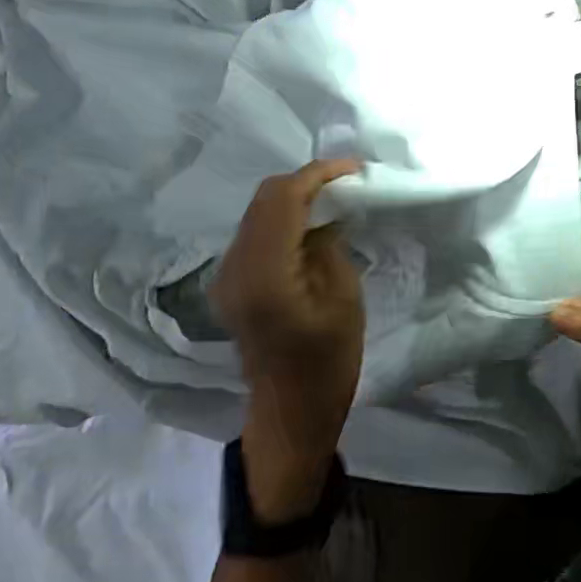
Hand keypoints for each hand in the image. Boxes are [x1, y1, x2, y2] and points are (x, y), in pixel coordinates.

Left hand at [210, 158, 364, 521]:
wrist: (290, 413)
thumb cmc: (328, 363)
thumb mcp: (344, 300)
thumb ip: (329, 247)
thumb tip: (326, 214)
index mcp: (265, 273)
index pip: (284, 200)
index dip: (318, 175)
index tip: (354, 168)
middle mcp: (235, 266)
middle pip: (264, 199)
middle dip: (305, 182)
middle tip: (346, 182)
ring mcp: (226, 275)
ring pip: (257, 212)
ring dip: (293, 198)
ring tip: (333, 198)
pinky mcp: (230, 283)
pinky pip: (255, 233)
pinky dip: (283, 219)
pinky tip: (312, 225)